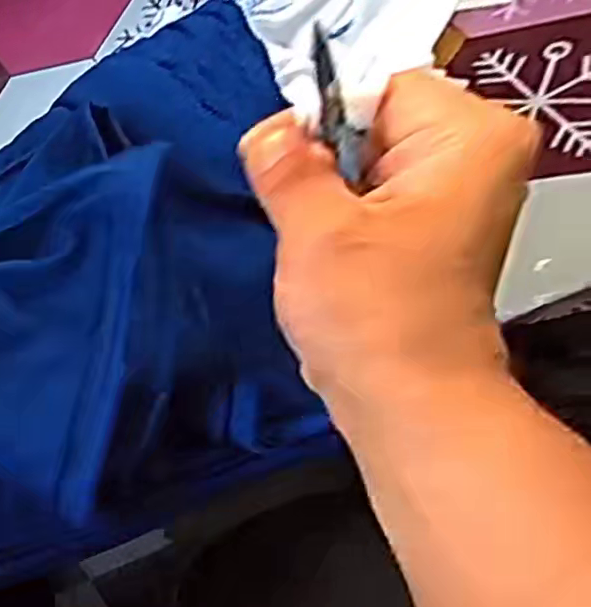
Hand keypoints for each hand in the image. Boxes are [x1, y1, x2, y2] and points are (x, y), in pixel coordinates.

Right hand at [239, 70, 538, 414]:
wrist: (395, 380)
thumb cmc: (370, 310)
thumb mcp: (315, 232)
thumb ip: (291, 173)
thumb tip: (268, 129)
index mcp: (469, 141)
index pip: (387, 91)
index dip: (322, 120)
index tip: (275, 162)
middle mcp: (472, 159)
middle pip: (376, 128)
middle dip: (318, 165)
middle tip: (290, 212)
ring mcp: (448, 197)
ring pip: (363, 169)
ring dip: (318, 198)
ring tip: (304, 239)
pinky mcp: (419, 231)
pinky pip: (365, 202)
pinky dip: (329, 220)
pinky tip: (313, 252)